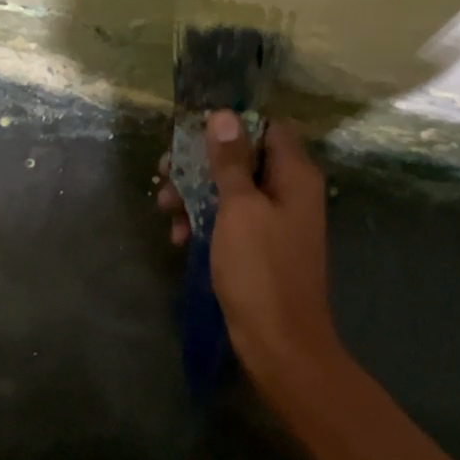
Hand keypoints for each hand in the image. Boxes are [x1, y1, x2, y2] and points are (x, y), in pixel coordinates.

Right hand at [155, 112, 341, 383]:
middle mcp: (289, 191)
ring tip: (164, 207)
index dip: (232, 125)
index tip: (193, 131)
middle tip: (165, 170)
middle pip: (243, 158)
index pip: (267, 127)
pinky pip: (230, 220)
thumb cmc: (260, 268)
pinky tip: (179, 239)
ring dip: (195, 194)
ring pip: (231, 190)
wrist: (280, 345)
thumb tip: (224, 114)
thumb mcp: (239, 208)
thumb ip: (230, 161)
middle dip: (201, 163)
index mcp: (295, 174)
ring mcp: (275, 221)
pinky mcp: (260, 248)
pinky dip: (205, 223)